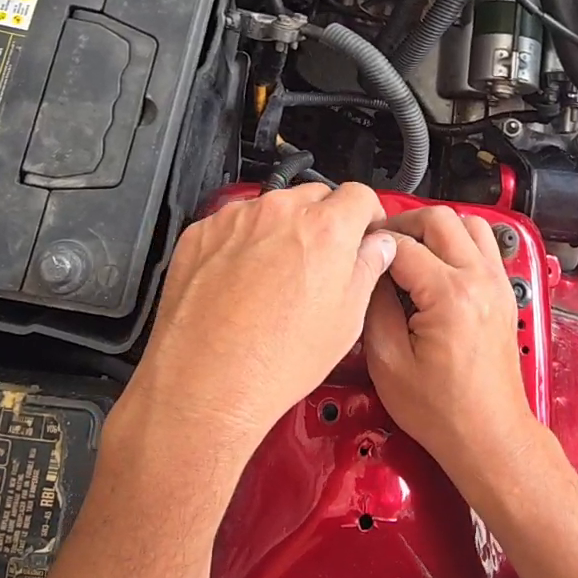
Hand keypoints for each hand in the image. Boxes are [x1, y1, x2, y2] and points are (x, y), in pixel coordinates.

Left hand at [134, 183, 395, 446]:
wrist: (205, 384)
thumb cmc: (274, 361)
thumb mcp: (346, 320)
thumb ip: (368, 269)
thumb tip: (377, 248)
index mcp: (324, 229)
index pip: (359, 194)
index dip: (367, 215)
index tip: (363, 231)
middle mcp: (279, 213)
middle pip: (314, 197)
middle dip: (324, 221)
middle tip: (320, 261)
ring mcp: (236, 220)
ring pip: (272, 209)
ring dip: (281, 230)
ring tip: (275, 280)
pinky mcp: (201, 233)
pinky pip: (233, 225)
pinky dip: (242, 242)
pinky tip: (242, 283)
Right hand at [363, 206, 542, 486]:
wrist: (488, 435)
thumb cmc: (443, 411)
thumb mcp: (387, 362)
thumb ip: (374, 307)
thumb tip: (369, 272)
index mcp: (450, 296)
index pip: (402, 245)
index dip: (373, 243)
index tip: (358, 252)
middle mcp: (479, 280)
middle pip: (439, 218)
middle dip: (404, 223)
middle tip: (381, 242)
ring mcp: (497, 284)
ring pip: (468, 223)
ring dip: (435, 228)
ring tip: (409, 248)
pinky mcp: (502, 293)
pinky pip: (484, 244)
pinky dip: (459, 241)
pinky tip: (437, 262)